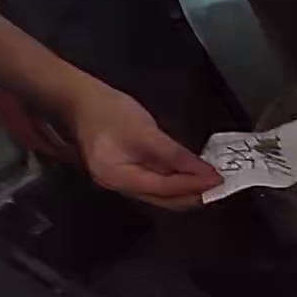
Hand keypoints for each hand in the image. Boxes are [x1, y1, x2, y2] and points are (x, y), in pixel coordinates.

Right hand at [67, 84, 221, 208]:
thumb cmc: (107, 111)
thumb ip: (175, 155)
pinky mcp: (127, 172)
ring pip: (162, 194)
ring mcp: (122, 181)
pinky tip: (192, 176)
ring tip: (210, 183)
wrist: (77, 97)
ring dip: (187, 190)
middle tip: (219, 187)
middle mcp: (118, 186)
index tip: (218, 180)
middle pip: (164, 199)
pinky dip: (176, 181)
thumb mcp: (146, 132)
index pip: (165, 189)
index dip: (194, 185)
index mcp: (118, 178)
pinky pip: (157, 184)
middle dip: (193, 194)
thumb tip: (203, 172)